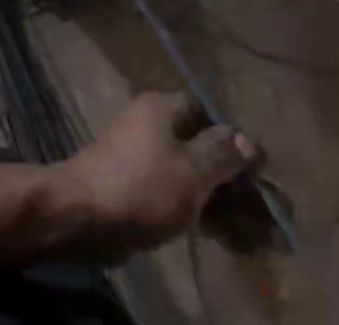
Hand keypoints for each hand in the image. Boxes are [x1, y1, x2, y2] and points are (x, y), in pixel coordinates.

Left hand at [53, 92, 256, 258]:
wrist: (82, 214)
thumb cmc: (142, 186)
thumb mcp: (191, 170)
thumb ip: (221, 154)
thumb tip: (247, 137)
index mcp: (160, 107)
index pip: (204, 109)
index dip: (231, 136)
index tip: (256, 168)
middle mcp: (146, 122)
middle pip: (196, 142)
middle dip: (226, 174)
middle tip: (256, 208)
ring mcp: (135, 153)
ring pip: (184, 169)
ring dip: (211, 195)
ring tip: (242, 228)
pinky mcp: (128, 182)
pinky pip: (168, 188)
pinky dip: (189, 206)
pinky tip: (210, 231)